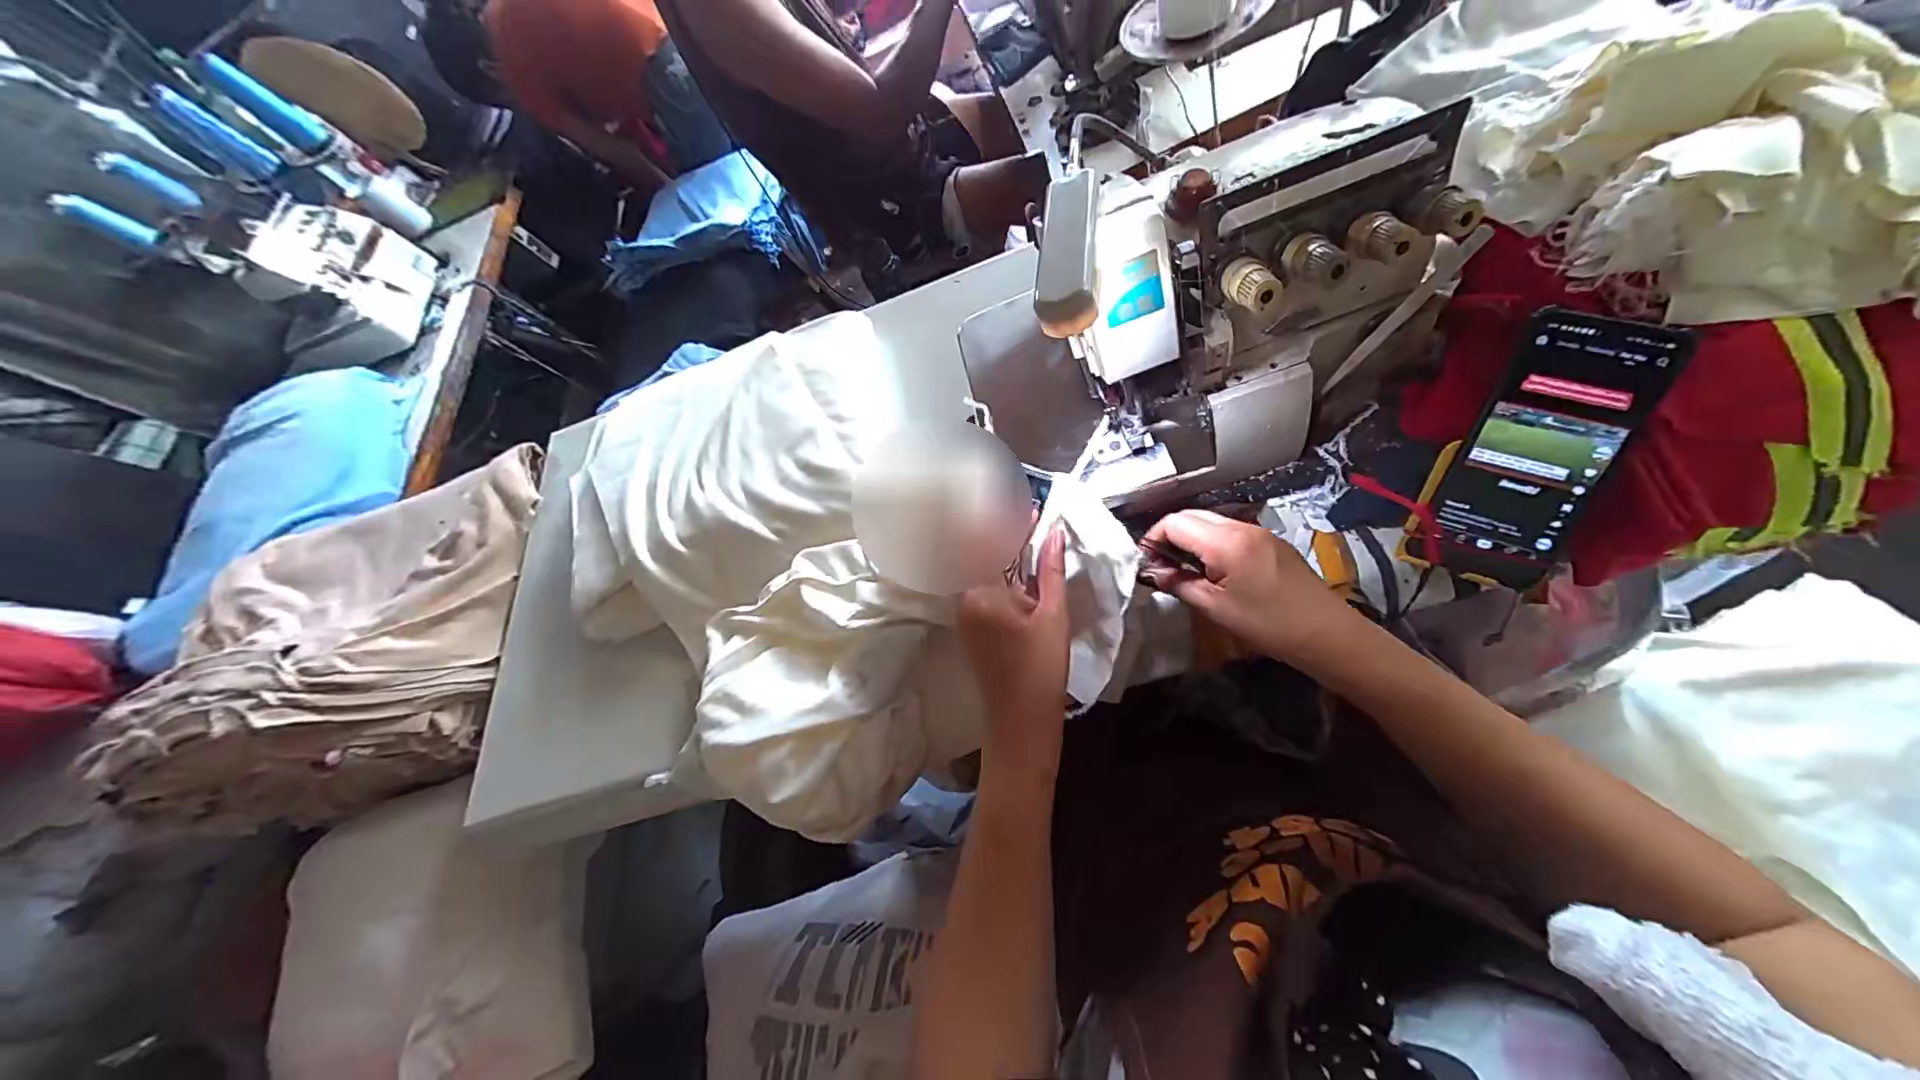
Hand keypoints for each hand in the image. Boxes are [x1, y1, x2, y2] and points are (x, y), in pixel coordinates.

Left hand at [956, 524, 1068, 778]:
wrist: (1020, 720)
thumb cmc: (1041, 669)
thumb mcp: (1053, 615)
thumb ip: (1051, 570)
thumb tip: (1054, 533)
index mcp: (982, 593)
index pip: (990, 543)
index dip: (1009, 521)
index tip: (1029, 506)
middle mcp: (964, 598)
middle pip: (979, 553)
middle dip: (999, 530)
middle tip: (1025, 514)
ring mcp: (963, 612)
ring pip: (977, 569)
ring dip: (997, 550)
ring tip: (1024, 533)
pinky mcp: (968, 624)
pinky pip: (979, 586)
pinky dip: (995, 571)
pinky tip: (1016, 565)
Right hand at [1141, 509, 1357, 663]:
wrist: (1327, 634)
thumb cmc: (1268, 624)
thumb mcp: (1215, 608)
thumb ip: (1179, 584)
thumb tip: (1152, 573)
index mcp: (1226, 542)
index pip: (1174, 522)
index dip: (1153, 539)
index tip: (1146, 563)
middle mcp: (1242, 527)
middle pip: (1192, 516)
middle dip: (1170, 535)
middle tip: (1161, 565)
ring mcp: (1259, 532)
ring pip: (1211, 521)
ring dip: (1191, 538)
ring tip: (1184, 569)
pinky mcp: (1271, 542)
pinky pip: (1230, 531)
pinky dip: (1211, 542)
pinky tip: (1212, 569)